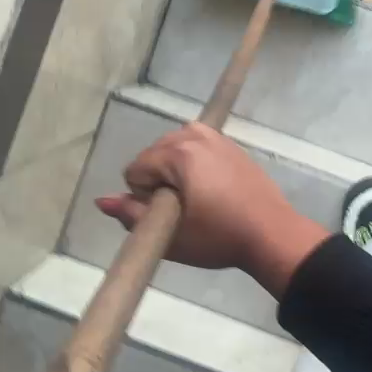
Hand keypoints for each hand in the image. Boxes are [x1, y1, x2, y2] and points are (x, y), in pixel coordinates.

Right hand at [98, 122, 329, 294]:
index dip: (144, 196)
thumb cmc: (218, 236)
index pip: (136, 169)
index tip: (167, 214)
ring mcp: (215, 136)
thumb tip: (102, 201)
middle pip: (153, 154)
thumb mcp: (170, 234)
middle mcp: (194, 134)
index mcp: (178, 152)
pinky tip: (210, 188)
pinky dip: (193, 164)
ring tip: (196, 200)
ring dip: (174, 170)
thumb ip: (132, 216)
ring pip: (174, 148)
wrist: (270, 233)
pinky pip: (196, 147)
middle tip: (182, 209)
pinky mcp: (230, 143)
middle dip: (157, 179)